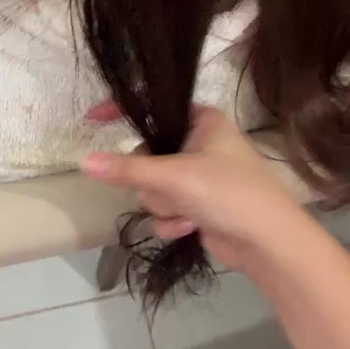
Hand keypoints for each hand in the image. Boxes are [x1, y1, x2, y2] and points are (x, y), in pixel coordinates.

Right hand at [81, 103, 312, 271]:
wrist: (265, 240)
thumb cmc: (227, 192)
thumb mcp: (174, 176)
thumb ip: (127, 169)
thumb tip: (84, 162)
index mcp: (203, 121)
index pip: (154, 108)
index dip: (122, 111)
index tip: (92, 119)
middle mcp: (200, 144)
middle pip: (147, 157)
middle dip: (151, 182)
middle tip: (168, 188)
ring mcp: (198, 177)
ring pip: (153, 188)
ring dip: (163, 205)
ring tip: (187, 212)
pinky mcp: (197, 205)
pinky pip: (164, 210)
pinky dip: (172, 221)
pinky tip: (189, 228)